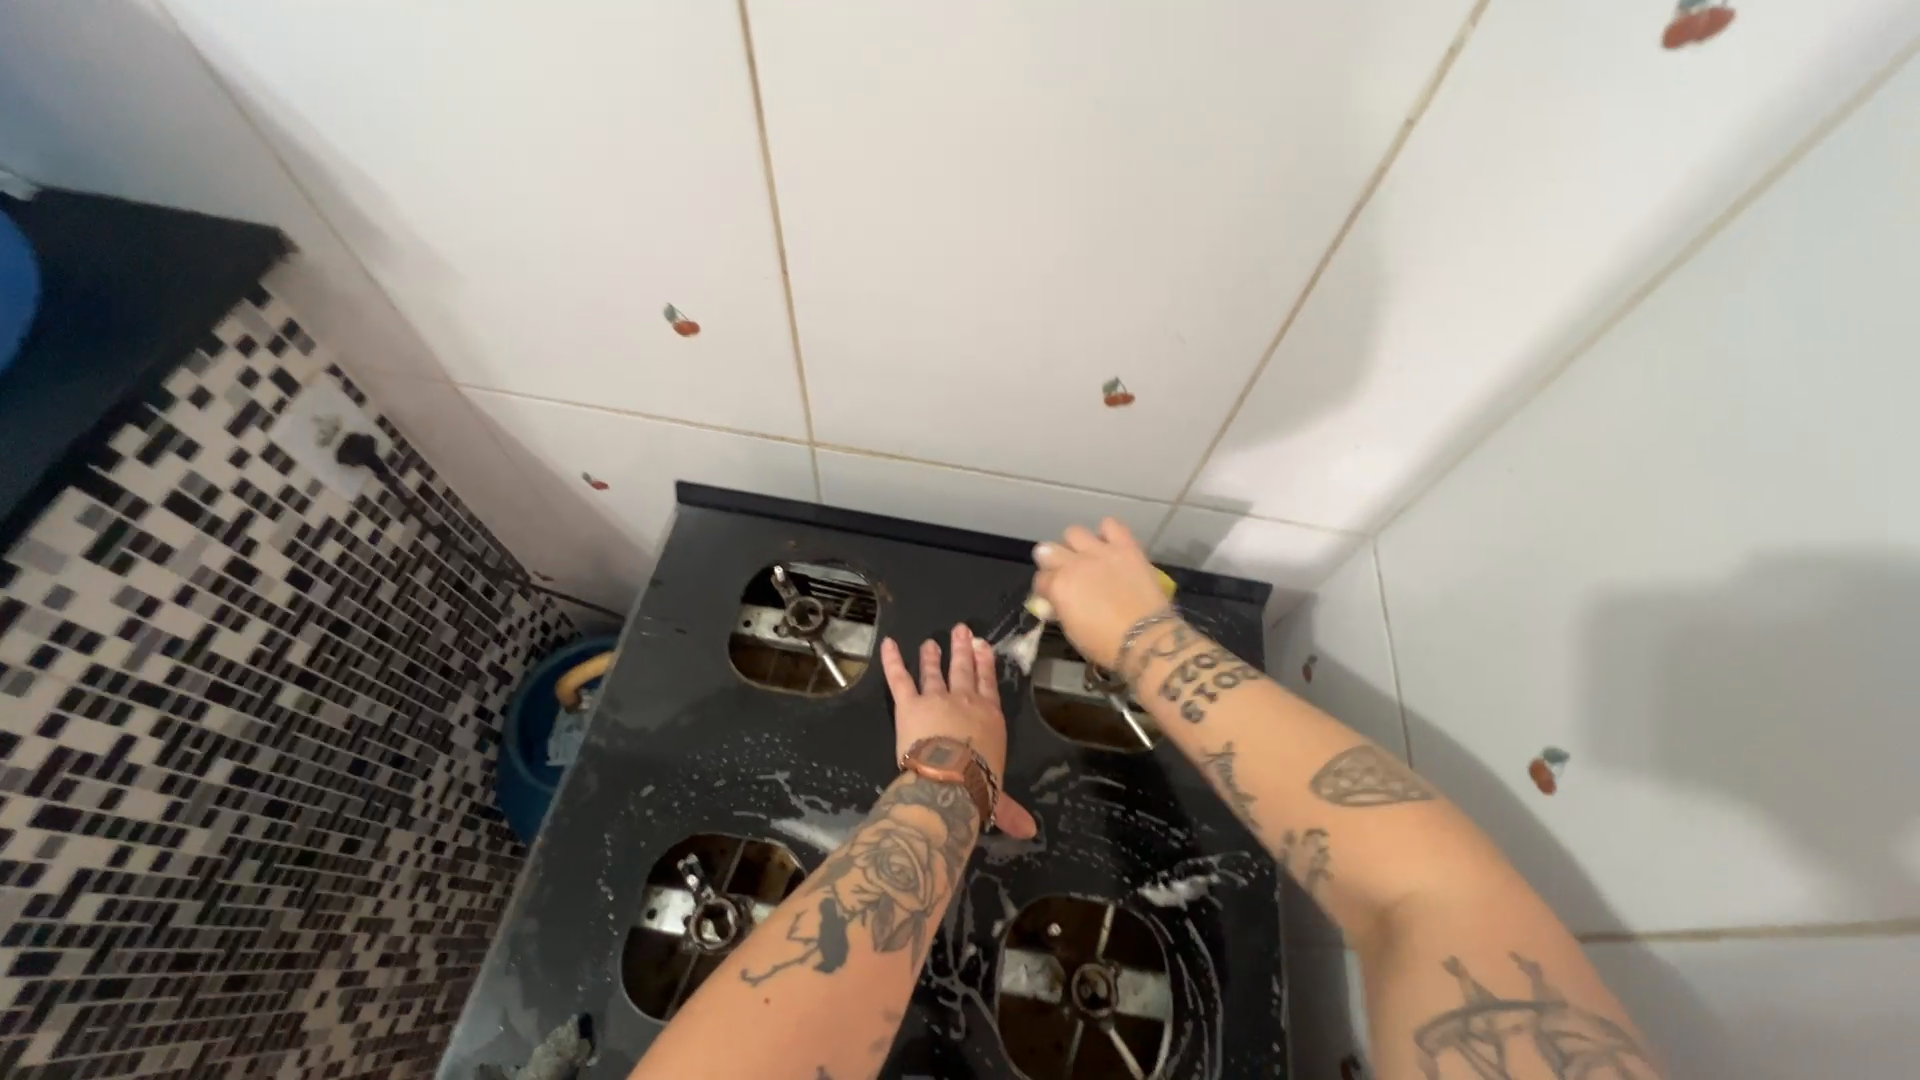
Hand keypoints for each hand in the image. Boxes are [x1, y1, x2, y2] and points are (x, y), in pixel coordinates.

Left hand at [881, 624, 1037, 838]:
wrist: (950, 778)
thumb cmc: (978, 784)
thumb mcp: (996, 796)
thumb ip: (1009, 809)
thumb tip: (1030, 832)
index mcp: (989, 719)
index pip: (988, 686)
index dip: (986, 665)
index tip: (984, 646)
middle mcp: (965, 702)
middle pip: (964, 671)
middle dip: (963, 650)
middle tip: (962, 630)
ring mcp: (936, 698)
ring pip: (934, 672)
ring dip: (932, 656)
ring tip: (931, 641)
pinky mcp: (909, 703)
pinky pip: (899, 678)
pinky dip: (892, 660)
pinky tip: (888, 644)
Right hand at [1031, 518, 1171, 670]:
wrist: (1146, 639)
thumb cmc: (1105, 644)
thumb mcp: (1072, 631)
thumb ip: (1061, 609)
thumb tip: (1056, 601)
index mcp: (1058, 586)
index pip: (1040, 579)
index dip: (1045, 589)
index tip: (1052, 596)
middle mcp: (1074, 563)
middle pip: (1048, 550)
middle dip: (1052, 562)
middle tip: (1064, 573)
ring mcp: (1100, 552)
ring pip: (1074, 532)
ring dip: (1075, 545)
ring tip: (1086, 556)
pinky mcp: (1126, 547)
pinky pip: (1111, 525)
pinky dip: (1108, 533)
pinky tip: (1110, 545)